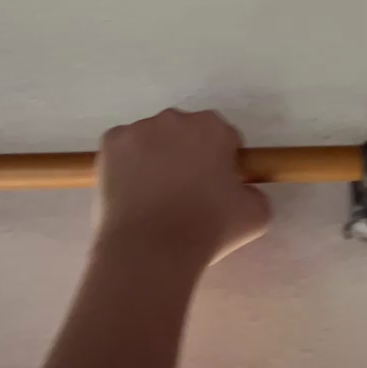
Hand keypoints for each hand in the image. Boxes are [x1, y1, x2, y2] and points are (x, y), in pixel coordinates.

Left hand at [93, 109, 270, 267]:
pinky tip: (132, 194)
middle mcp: (175, 118)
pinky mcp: (110, 143)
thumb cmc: (208, 228)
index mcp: (213, 128)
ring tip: (154, 199)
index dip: (222, 165)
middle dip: (188, 156)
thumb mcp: (256, 214)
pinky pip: (124, 150)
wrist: (150, 248)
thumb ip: (254, 193)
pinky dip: (127, 165)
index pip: (224, 139)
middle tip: (185, 195)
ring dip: (156, 159)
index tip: (216, 190)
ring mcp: (139, 128)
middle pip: (186, 134)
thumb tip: (241, 191)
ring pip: (152, 140)